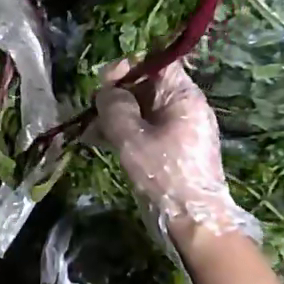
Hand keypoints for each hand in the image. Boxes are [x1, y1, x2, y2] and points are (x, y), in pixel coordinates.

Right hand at [93, 60, 250, 246]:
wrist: (195, 221)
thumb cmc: (165, 174)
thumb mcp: (132, 137)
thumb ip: (115, 107)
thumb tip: (107, 92)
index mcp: (183, 96)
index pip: (155, 63)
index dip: (126, 67)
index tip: (102, 85)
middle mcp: (184, 107)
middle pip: (146, 86)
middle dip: (115, 96)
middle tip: (91, 113)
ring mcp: (180, 129)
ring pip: (142, 110)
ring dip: (115, 117)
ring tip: (89, 132)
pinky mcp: (173, 149)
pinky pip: (145, 130)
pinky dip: (124, 133)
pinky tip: (101, 142)